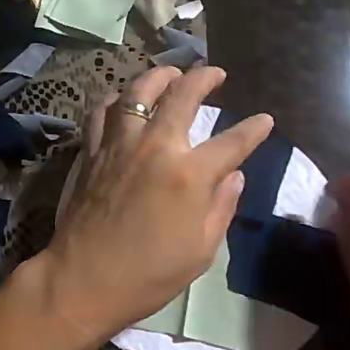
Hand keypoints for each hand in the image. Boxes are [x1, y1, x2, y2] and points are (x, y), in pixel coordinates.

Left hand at [33, 66, 272, 347]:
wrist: (84, 277)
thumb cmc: (149, 273)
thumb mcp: (202, 250)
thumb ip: (221, 206)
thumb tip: (235, 175)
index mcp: (190, 174)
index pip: (233, 141)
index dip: (254, 129)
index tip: (264, 120)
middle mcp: (154, 147)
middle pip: (182, 96)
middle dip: (203, 78)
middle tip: (214, 72)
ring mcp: (118, 145)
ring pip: (136, 92)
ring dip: (156, 76)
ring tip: (169, 73)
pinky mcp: (90, 152)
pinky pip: (102, 112)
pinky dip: (115, 100)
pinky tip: (123, 100)